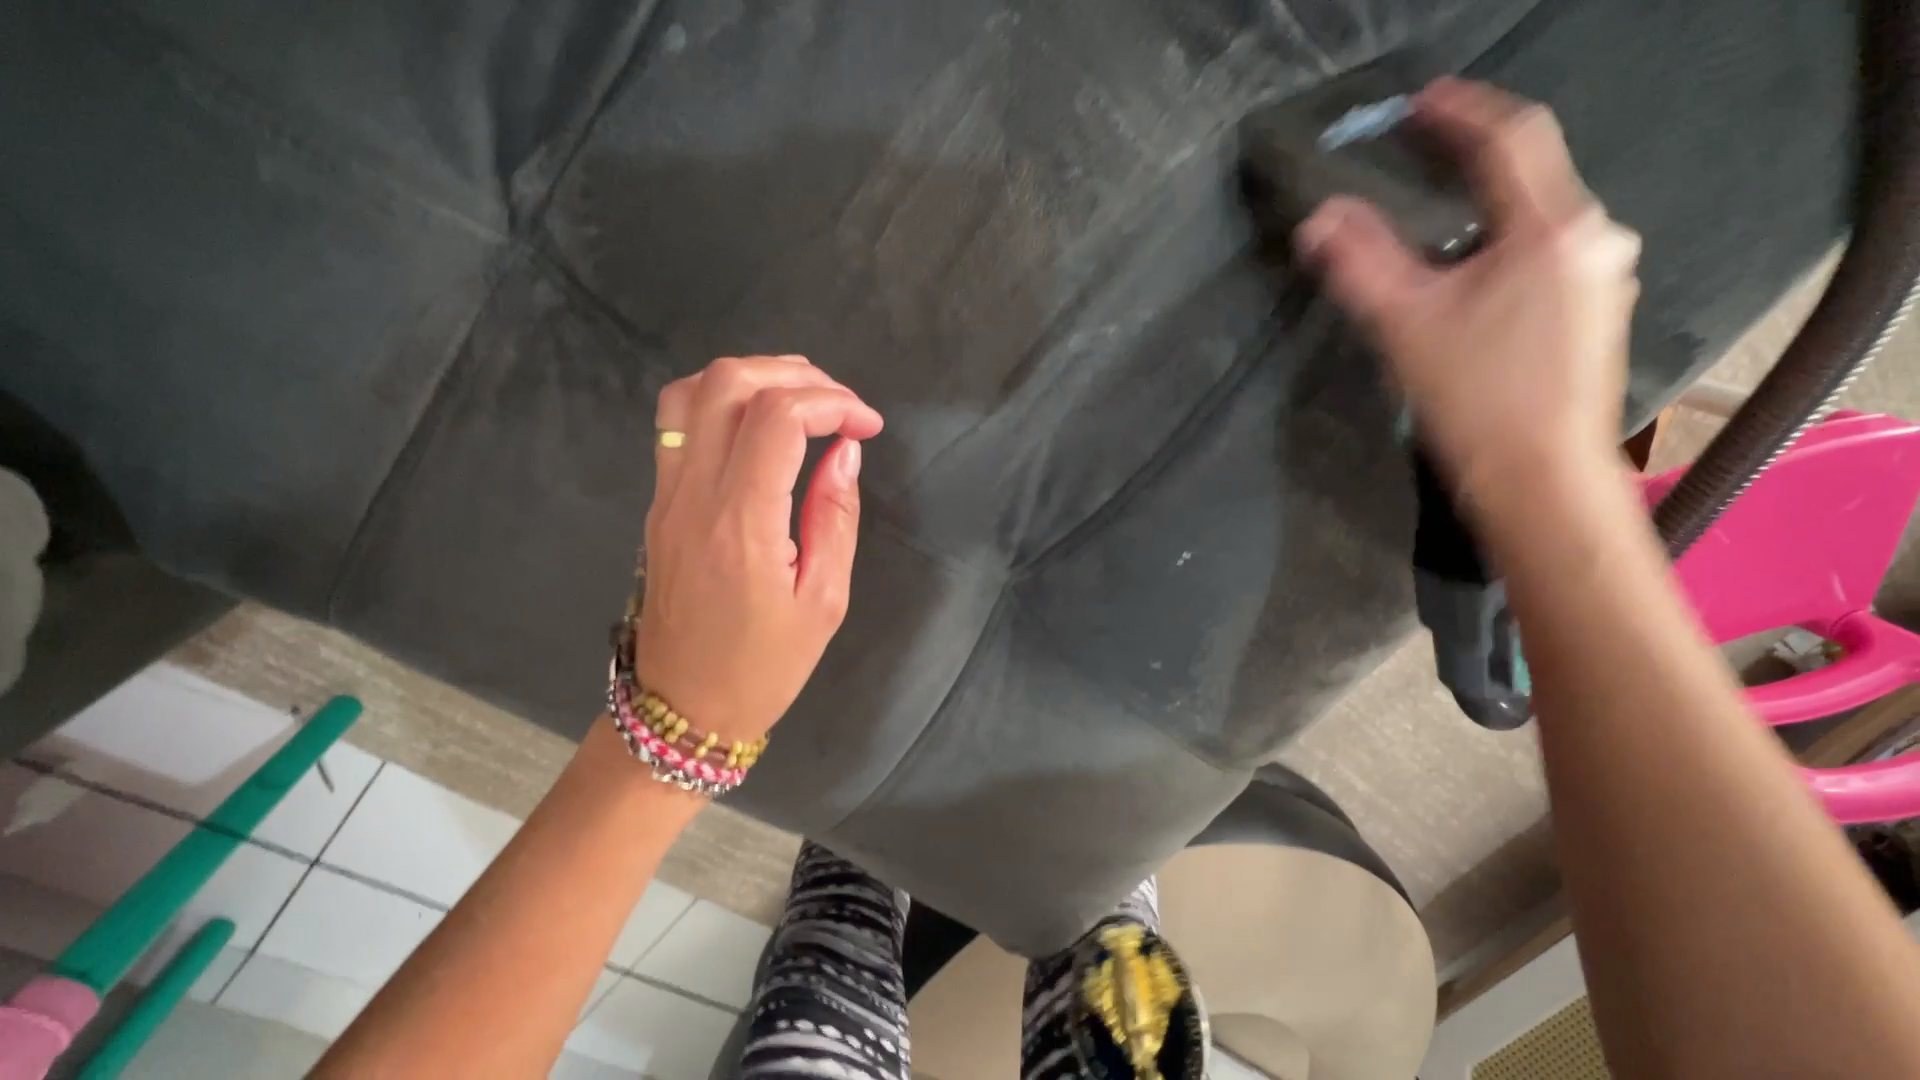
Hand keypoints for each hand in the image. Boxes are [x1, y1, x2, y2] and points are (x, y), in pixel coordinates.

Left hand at [634, 355, 883, 742]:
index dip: (833, 403)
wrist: (683, 707)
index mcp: (742, 523)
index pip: (779, 417)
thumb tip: (845, 452)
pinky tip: (759, 424)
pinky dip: (722, 400)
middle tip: (840, 403)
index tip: (867, 427)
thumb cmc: (763, 667)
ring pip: (692, 391)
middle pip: (730, 383)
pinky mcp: (658, 502)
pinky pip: (677, 423)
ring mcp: (666, 495)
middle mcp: (694, 495)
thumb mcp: (823, 601)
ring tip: (800, 399)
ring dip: (752, 376)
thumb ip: (835, 516)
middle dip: (796, 374)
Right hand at [1294, 77, 1641, 508]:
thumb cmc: (1477, 400)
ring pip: (1535, 220)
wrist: (1542, 480)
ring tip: (1432, 218)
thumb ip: (1358, 263)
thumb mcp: (1404, 325)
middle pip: (1526, 176)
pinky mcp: (1596, 312)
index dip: (1460, 111)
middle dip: (1467, 163)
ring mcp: (1602, 277)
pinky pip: (1545, 254)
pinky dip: (1502, 246)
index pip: (1509, 139)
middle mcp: (1592, 240)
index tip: (1419, 101)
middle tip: (1415, 158)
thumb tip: (1317, 220)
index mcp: (1551, 230)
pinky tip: (1467, 275)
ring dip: (1483, 210)